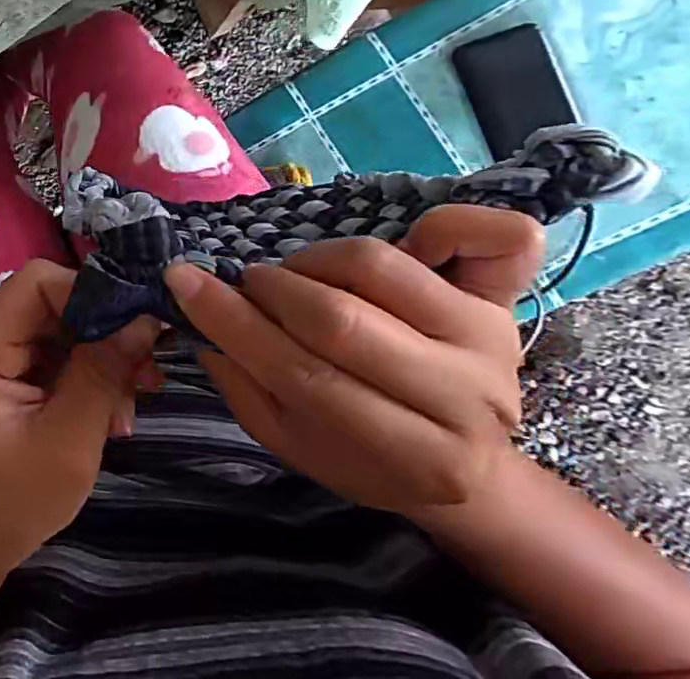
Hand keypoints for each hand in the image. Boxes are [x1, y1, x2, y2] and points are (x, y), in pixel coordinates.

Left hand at [0, 259, 158, 560]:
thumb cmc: (24, 492)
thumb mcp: (71, 439)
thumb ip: (102, 373)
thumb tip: (144, 320)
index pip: (34, 283)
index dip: (88, 294)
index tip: (135, 330)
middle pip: (51, 297)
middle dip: (103, 330)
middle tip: (145, 376)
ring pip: (62, 317)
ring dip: (103, 353)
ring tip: (126, 406)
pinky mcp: (9, 355)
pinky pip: (58, 339)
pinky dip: (90, 364)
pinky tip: (111, 406)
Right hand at [164, 205, 542, 514]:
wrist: (460, 467)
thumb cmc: (359, 455)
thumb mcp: (288, 440)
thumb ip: (242, 381)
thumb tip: (197, 308)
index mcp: (412, 456)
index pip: (303, 375)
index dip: (230, 322)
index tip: (181, 280)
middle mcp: (465, 399)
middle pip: (341, 320)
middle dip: (270, 291)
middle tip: (248, 286)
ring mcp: (491, 344)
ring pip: (381, 269)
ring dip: (316, 261)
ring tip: (299, 275)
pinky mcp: (507, 304)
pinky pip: (500, 242)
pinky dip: (455, 222)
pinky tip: (417, 235)